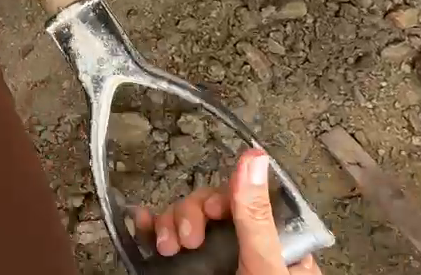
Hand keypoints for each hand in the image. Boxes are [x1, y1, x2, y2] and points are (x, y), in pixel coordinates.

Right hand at [131, 149, 319, 274]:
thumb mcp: (263, 270)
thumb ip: (255, 218)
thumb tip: (254, 157)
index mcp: (278, 252)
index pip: (245, 201)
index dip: (222, 199)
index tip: (209, 214)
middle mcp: (246, 254)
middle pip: (211, 210)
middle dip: (189, 217)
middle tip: (185, 240)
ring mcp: (215, 265)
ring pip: (186, 222)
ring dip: (168, 224)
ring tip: (166, 245)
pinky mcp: (189, 272)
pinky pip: (167, 239)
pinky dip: (151, 228)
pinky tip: (143, 226)